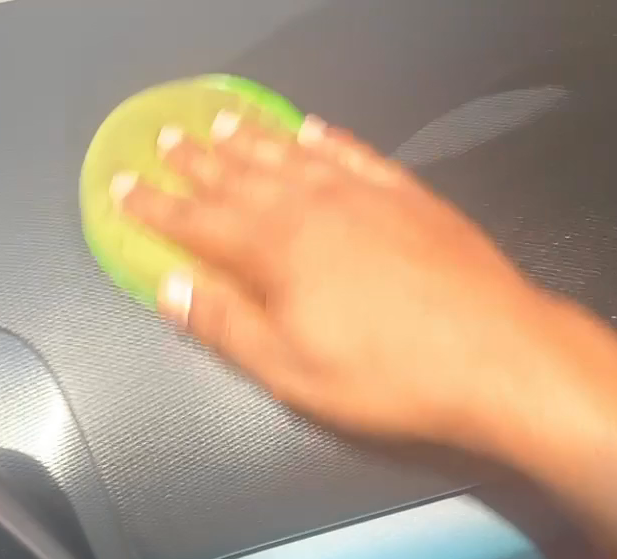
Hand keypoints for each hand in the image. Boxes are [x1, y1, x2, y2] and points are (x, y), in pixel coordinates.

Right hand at [114, 111, 593, 455]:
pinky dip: (324, 140)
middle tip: (164, 138)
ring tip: (220, 121)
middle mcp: (315, 206)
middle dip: (196, 161)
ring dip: (251, 140)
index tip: (122, 186)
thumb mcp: (292, 372)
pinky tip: (311, 130)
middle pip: (241, 177)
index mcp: (278, 251)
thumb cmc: (387, 377)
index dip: (156, 207)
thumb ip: (228, 327)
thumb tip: (170, 290)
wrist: (494, 355)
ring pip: (293, 155)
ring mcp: (366, 195)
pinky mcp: (410, 197)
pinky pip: (354, 154)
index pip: (199, 222)